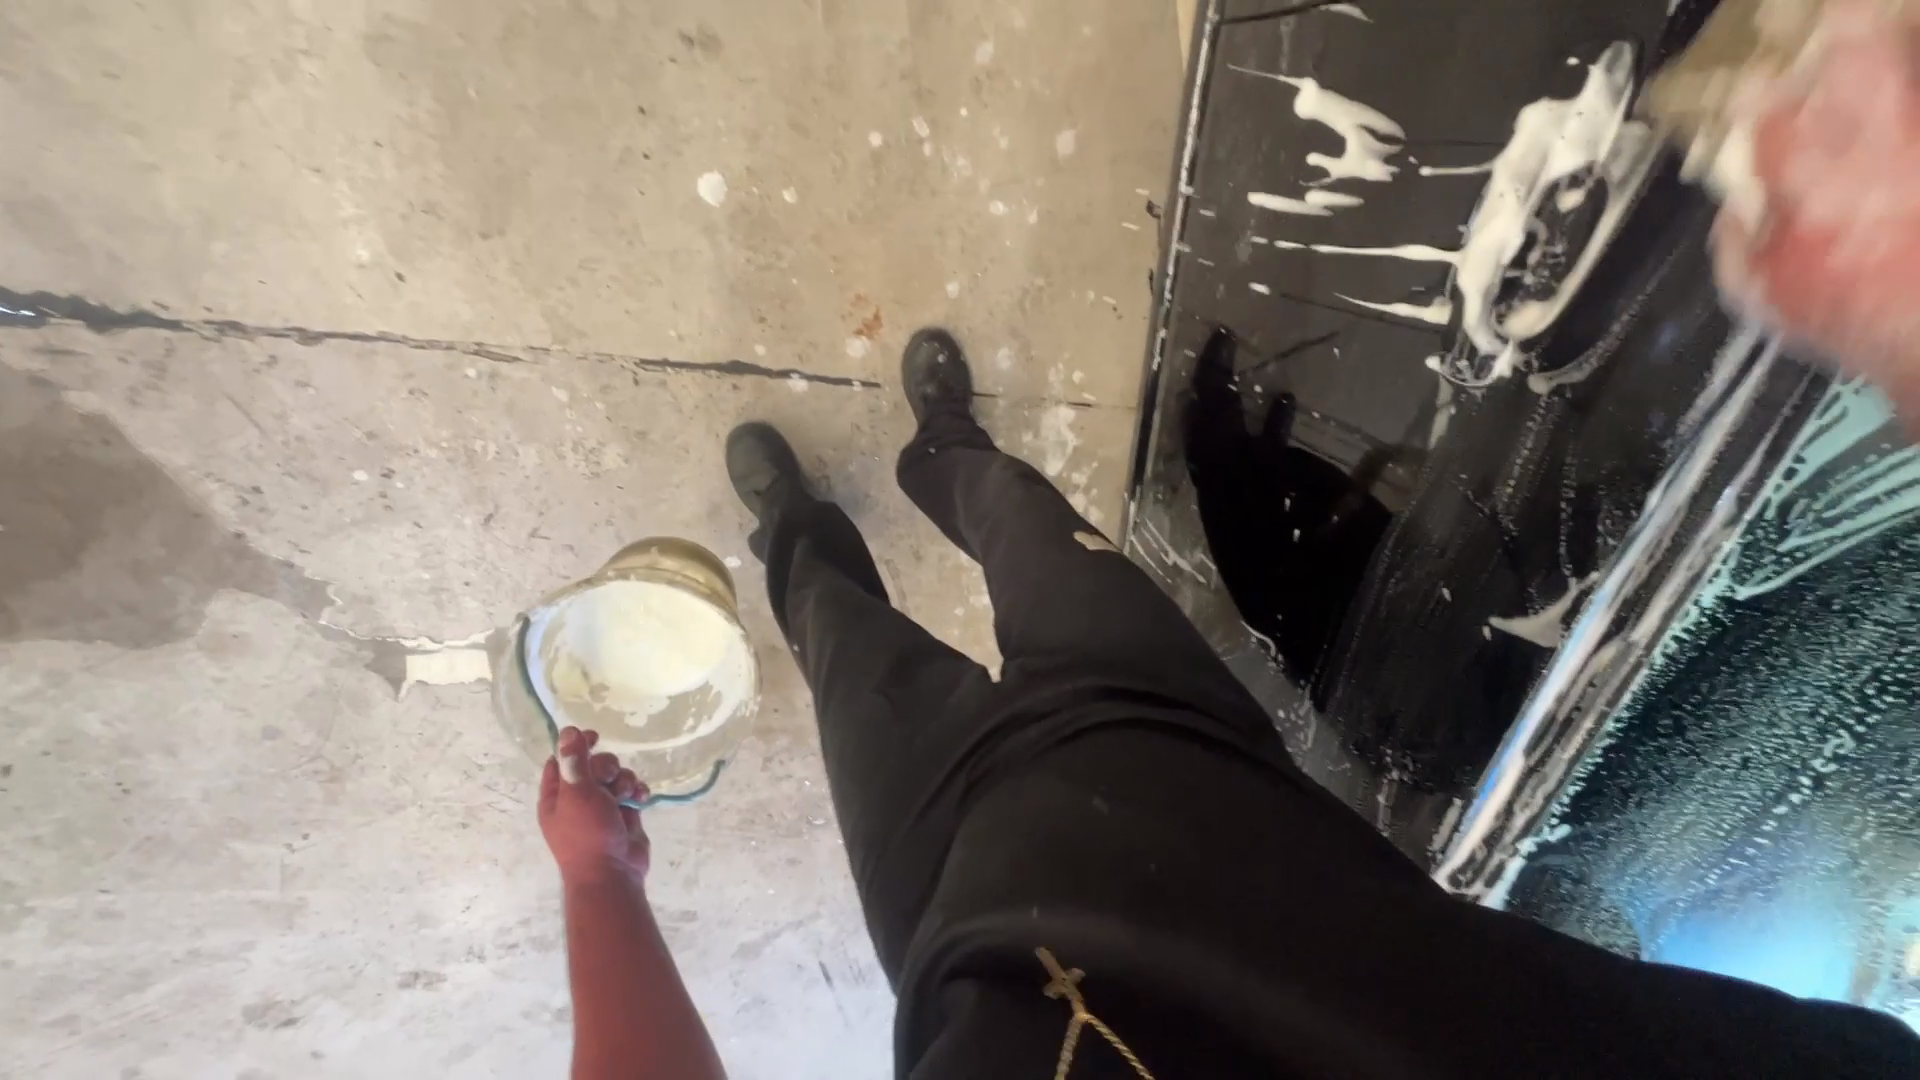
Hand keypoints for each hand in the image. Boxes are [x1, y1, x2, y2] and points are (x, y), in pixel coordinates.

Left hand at [539, 727, 651, 887]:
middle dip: (608, 767)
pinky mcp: (623, 815)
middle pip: (594, 766)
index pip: (562, 761)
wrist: (612, 874)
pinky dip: (637, 792)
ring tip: (628, 795)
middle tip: (610, 779)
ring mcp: (601, 808)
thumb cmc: (588, 835)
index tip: (596, 737)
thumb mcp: (578, 794)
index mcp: (556, 796)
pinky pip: (632, 791)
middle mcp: (577, 800)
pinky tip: (641, 800)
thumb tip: (567, 730)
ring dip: (625, 780)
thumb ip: (574, 762)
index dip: (577, 746)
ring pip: (616, 777)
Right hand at [1711, 1, 1919, 417]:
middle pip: (1863, 80)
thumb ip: (1737, 243)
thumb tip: (1736, 208)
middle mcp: (1873, 162)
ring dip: (1885, 56)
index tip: (1751, 82)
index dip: (1760, 99)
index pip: (1775, 127)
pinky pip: (1911, 128)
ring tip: (1872, 26)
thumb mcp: (1756, 292)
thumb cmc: (1845, 314)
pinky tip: (1894, 83)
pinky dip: (1898, 105)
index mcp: (1809, 194)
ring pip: (1899, 90)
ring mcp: (1914, 161)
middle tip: (1842, 12)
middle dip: (1847, 42)